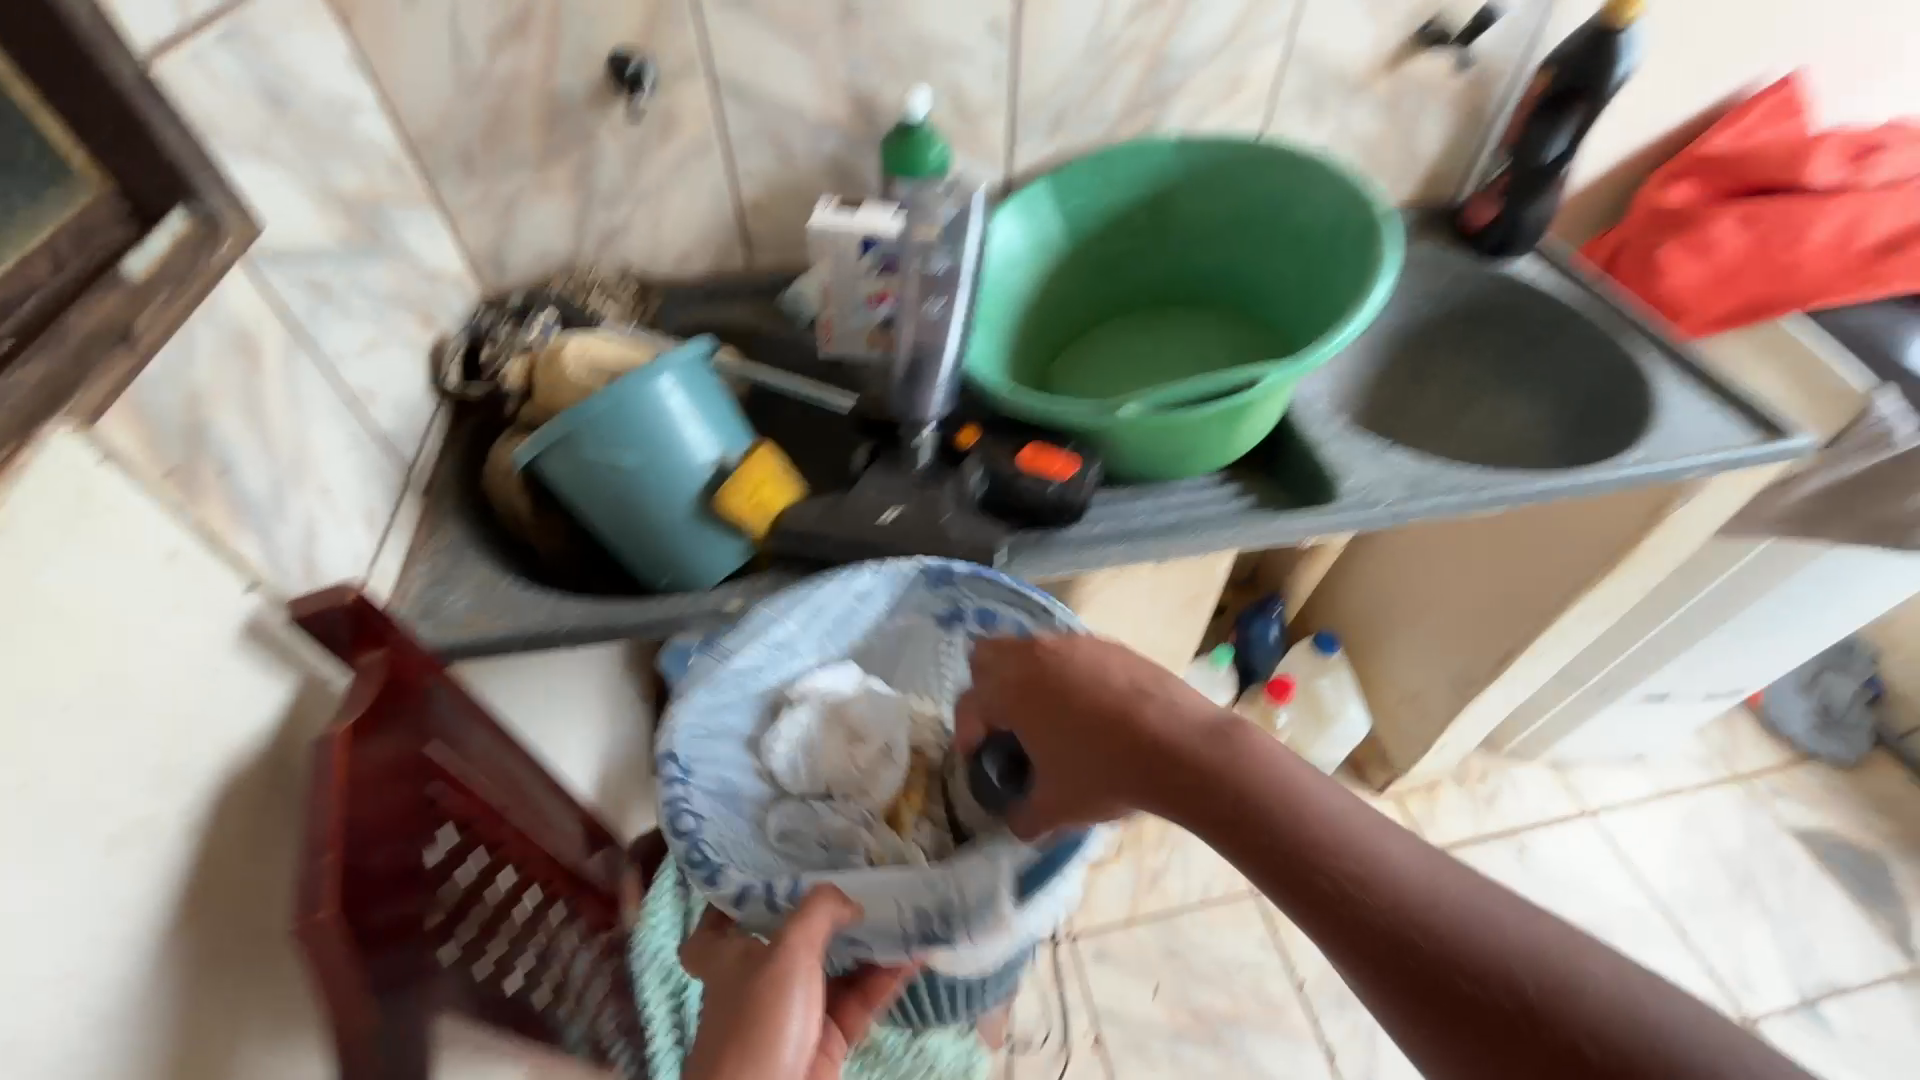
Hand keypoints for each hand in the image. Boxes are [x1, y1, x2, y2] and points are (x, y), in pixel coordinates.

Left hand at [681, 886, 914, 1079]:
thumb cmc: (758, 1024)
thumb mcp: (785, 951)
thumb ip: (819, 910)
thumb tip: (849, 900)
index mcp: (727, 958)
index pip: (715, 926)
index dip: (735, 901)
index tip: (767, 874)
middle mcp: (757, 982)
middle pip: (790, 939)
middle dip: (825, 914)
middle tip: (858, 880)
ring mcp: (793, 1014)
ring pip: (833, 968)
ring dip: (866, 944)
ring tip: (902, 911)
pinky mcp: (824, 1042)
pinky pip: (858, 1001)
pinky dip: (884, 980)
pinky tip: (916, 955)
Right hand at [953, 634, 1233, 838]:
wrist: (1182, 747)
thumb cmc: (1106, 774)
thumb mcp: (1057, 808)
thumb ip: (1023, 817)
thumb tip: (1016, 822)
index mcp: (1009, 689)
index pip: (968, 704)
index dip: (967, 735)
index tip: (980, 759)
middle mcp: (1035, 655)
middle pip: (987, 655)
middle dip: (986, 688)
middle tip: (1005, 724)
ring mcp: (1074, 643)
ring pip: (1031, 647)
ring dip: (1026, 677)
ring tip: (1048, 716)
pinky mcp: (1108, 644)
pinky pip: (1070, 653)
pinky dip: (1066, 675)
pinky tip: (1091, 709)